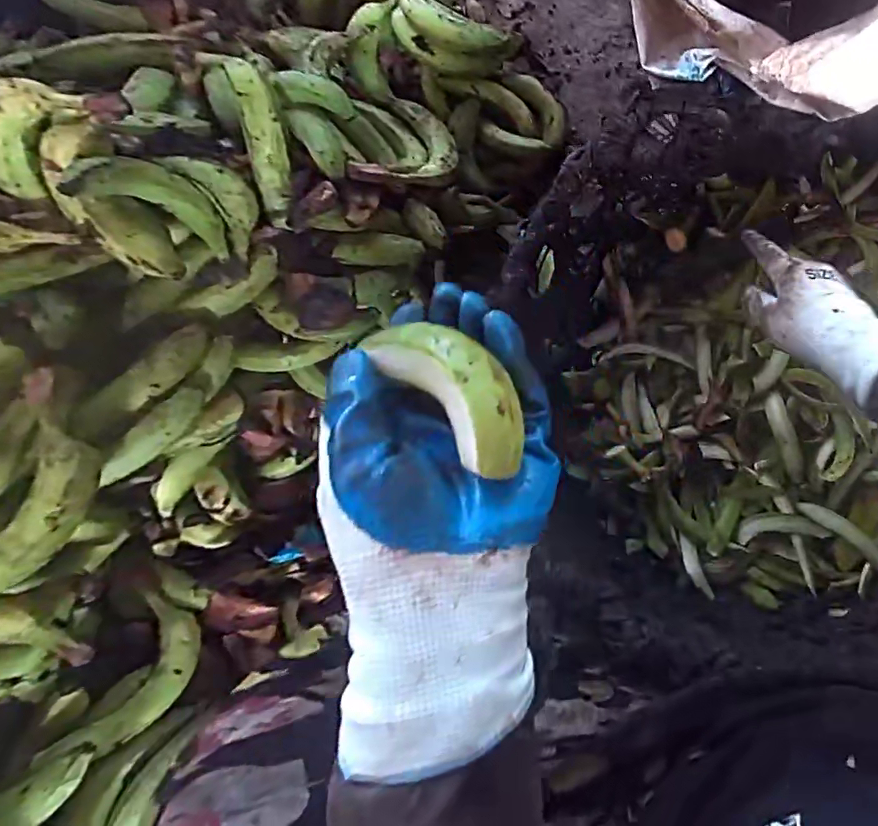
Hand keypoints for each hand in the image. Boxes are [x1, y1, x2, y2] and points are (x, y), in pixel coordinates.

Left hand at [320, 283, 557, 552]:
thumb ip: (352, 412)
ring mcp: (488, 428)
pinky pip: (523, 391)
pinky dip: (514, 356)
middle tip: (447, 295)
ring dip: (482, 333)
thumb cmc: (385, 529)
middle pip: (453, 363)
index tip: (408, 309)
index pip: (410, 370)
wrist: (440, 583)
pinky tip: (499, 326)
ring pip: (490, 369)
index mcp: (404, 427)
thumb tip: (357, 357)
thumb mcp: (353, 468)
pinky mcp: (525, 438)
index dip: (410, 337)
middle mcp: (446, 423)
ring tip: (471, 301)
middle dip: (450, 327)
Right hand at [742, 230, 877, 405]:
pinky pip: (826, 293)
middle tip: (771, 280)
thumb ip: (757, 304)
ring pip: (811, 279)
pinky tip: (816, 316)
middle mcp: (814, 269)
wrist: (854, 344)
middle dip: (782, 272)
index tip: (748, 234)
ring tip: (795, 306)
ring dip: (801, 288)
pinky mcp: (851, 296)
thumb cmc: (806, 331)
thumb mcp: (770, 321)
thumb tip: (750, 291)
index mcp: (790, 272)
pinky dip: (817, 301)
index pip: (769, 254)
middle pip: (793, 266)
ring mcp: (836, 281)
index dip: (756, 245)